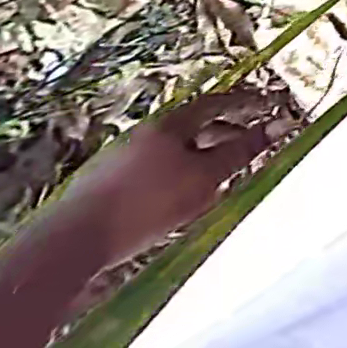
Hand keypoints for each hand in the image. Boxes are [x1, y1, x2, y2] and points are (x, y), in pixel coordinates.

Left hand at [51, 91, 282, 263]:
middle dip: (223, 133)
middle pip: (193, 126)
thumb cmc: (145, 204)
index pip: (216, 102)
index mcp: (170, 124)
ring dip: (199, 157)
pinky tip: (178, 198)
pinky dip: (175, 174)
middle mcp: (144, 133)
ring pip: (172, 150)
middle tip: (247, 146)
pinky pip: (152, 170)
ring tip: (217, 177)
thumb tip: (281, 125)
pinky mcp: (100, 186)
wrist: (65, 246)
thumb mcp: (205, 177)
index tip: (267, 102)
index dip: (245, 101)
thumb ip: (244, 151)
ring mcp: (118, 159)